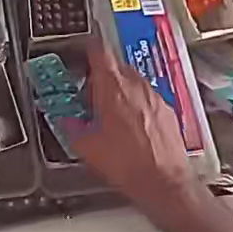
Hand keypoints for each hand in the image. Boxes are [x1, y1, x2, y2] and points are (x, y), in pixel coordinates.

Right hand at [76, 39, 213, 229]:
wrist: (165, 183)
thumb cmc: (127, 165)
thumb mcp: (87, 147)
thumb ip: (71, 126)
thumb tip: (65, 120)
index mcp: (113, 88)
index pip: (99, 51)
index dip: (87, 48)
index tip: (80, 52)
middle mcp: (136, 86)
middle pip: (115, 66)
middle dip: (100, 76)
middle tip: (88, 94)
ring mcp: (154, 97)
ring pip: (132, 81)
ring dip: (119, 90)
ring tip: (108, 113)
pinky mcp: (167, 111)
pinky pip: (146, 97)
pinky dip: (136, 103)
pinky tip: (130, 126)